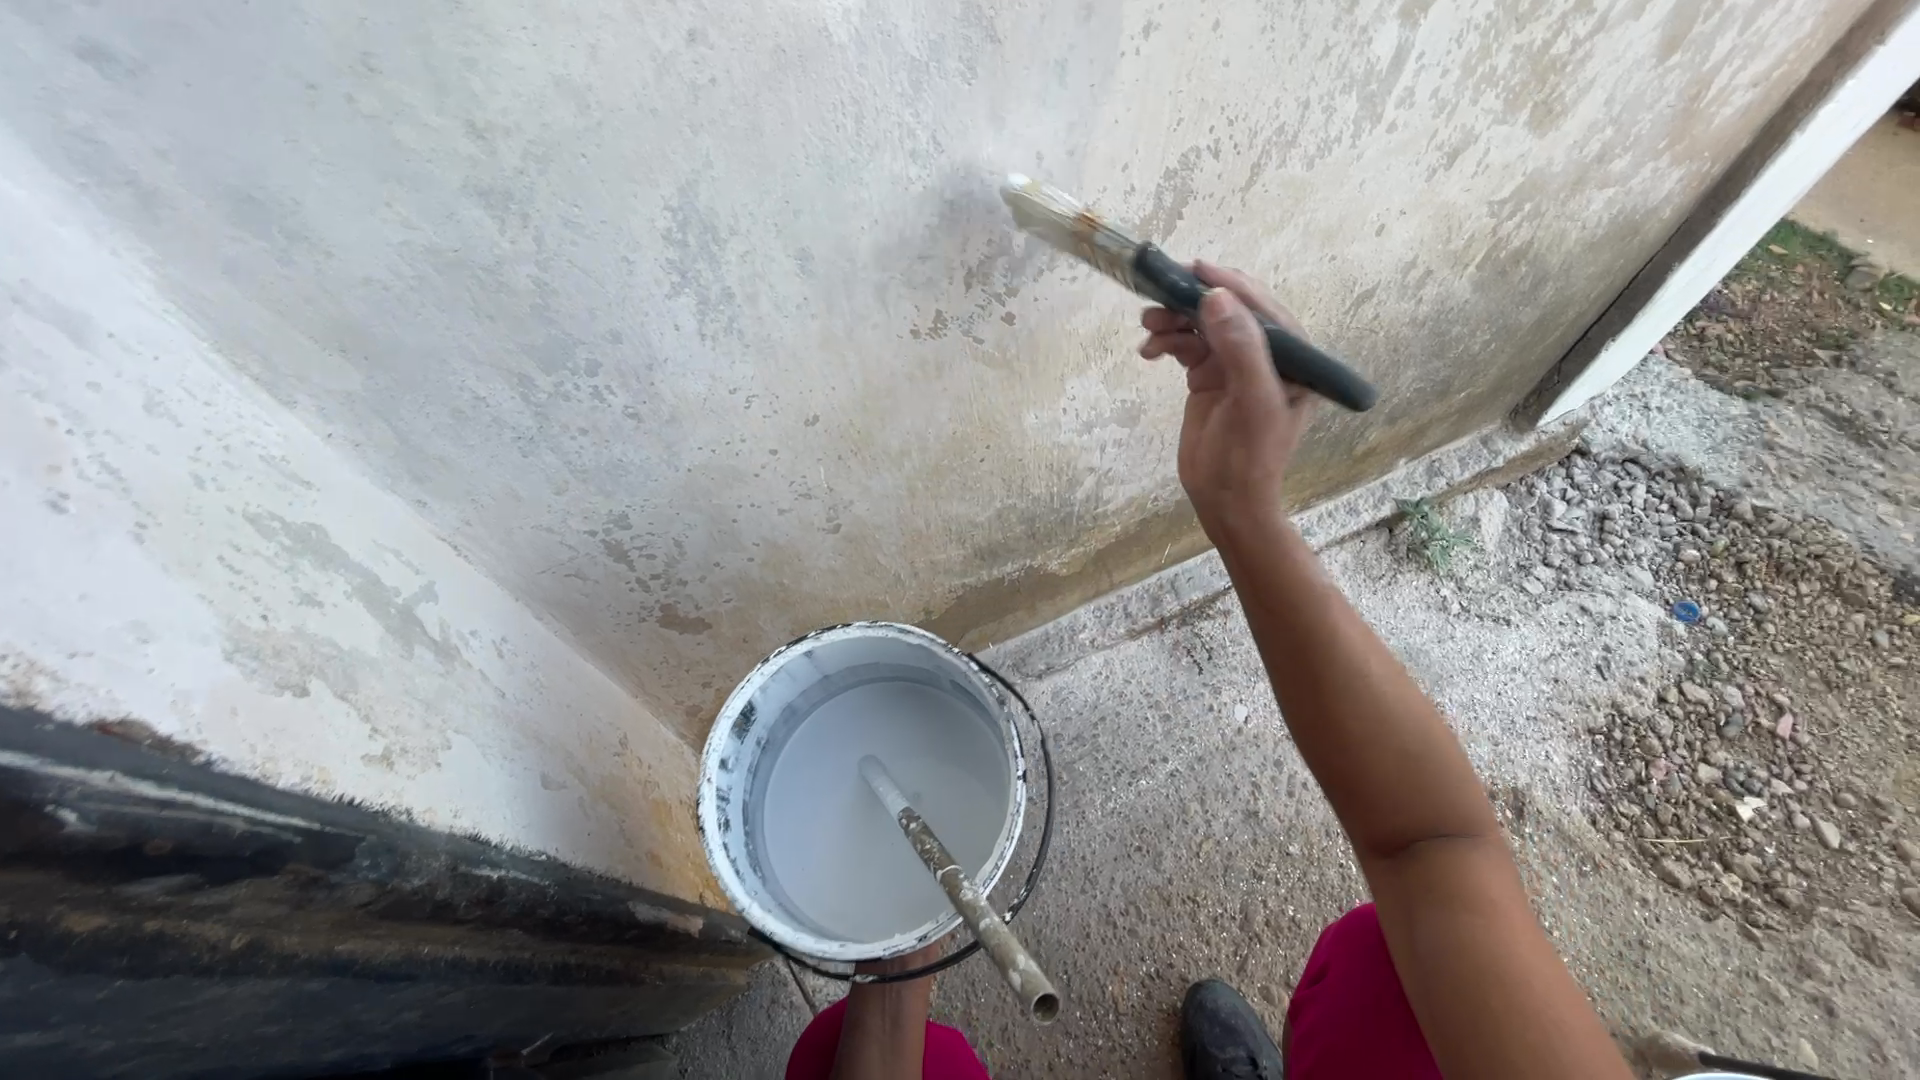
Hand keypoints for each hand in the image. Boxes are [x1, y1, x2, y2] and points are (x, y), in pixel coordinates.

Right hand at [1137, 261, 1315, 539]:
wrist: (1225, 500)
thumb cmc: (1249, 456)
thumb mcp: (1252, 401)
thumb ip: (1241, 347)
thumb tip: (1215, 297)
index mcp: (1292, 356)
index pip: (1261, 307)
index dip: (1227, 284)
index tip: (1193, 269)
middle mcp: (1265, 354)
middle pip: (1226, 311)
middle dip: (1191, 302)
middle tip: (1158, 299)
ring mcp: (1234, 365)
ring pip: (1201, 327)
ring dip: (1173, 322)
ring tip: (1147, 326)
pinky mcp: (1208, 378)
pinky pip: (1186, 347)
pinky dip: (1166, 344)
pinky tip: (1149, 352)